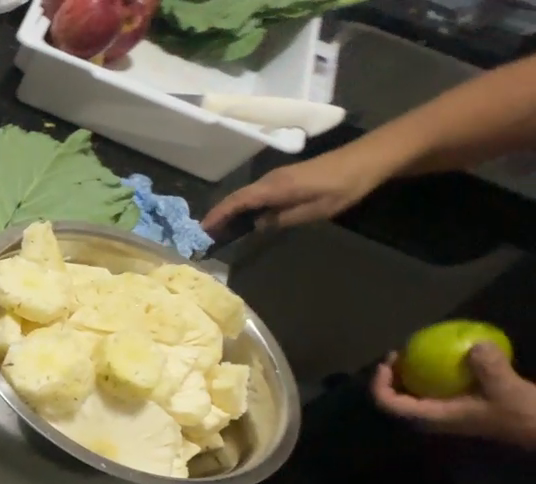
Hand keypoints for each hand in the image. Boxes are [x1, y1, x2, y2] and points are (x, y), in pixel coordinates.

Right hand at [203, 145, 394, 232]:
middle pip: (235, 199)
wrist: (375, 155)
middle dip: (218, 216)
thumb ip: (282, 219)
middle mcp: (269, 180)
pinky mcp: (286, 177)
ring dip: (231, 212)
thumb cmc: (346, 184)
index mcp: (273, 188)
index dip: (215, 218)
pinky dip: (244, 206)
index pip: (234, 203)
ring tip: (222, 230)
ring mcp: (278, 177)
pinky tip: (246, 218)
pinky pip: (256, 193)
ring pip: (245, 196)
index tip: (198, 234)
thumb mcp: (316, 210)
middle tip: (206, 236)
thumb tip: (258, 225)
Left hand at [373, 344, 535, 448]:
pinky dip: (430, 376)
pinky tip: (442, 360)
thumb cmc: (520, 413)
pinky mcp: (454, 407)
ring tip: (413, 354)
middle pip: (393, 397)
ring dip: (408, 376)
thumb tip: (476, 345)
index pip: (387, 402)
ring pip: (411, 394)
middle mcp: (427, 416)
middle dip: (390, 376)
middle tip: (399, 354)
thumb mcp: (505, 388)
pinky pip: (432, 390)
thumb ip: (489, 367)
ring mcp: (440, 412)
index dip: (379, 383)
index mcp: (428, 416)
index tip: (388, 362)